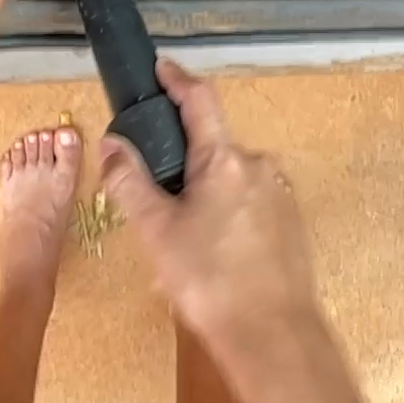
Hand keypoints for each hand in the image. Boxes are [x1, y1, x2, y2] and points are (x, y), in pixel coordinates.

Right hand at [101, 60, 317, 347]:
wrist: (273, 335)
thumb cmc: (209, 280)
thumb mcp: (156, 232)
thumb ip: (130, 182)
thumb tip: (113, 145)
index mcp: (225, 159)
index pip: (200, 100)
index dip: (177, 79)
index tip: (161, 67)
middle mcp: (259, 165)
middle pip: (212, 147)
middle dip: (183, 165)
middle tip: (156, 206)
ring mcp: (279, 193)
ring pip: (230, 180)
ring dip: (204, 195)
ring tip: (183, 245)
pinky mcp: (290, 221)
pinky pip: (249, 203)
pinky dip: (226, 215)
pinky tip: (213, 257)